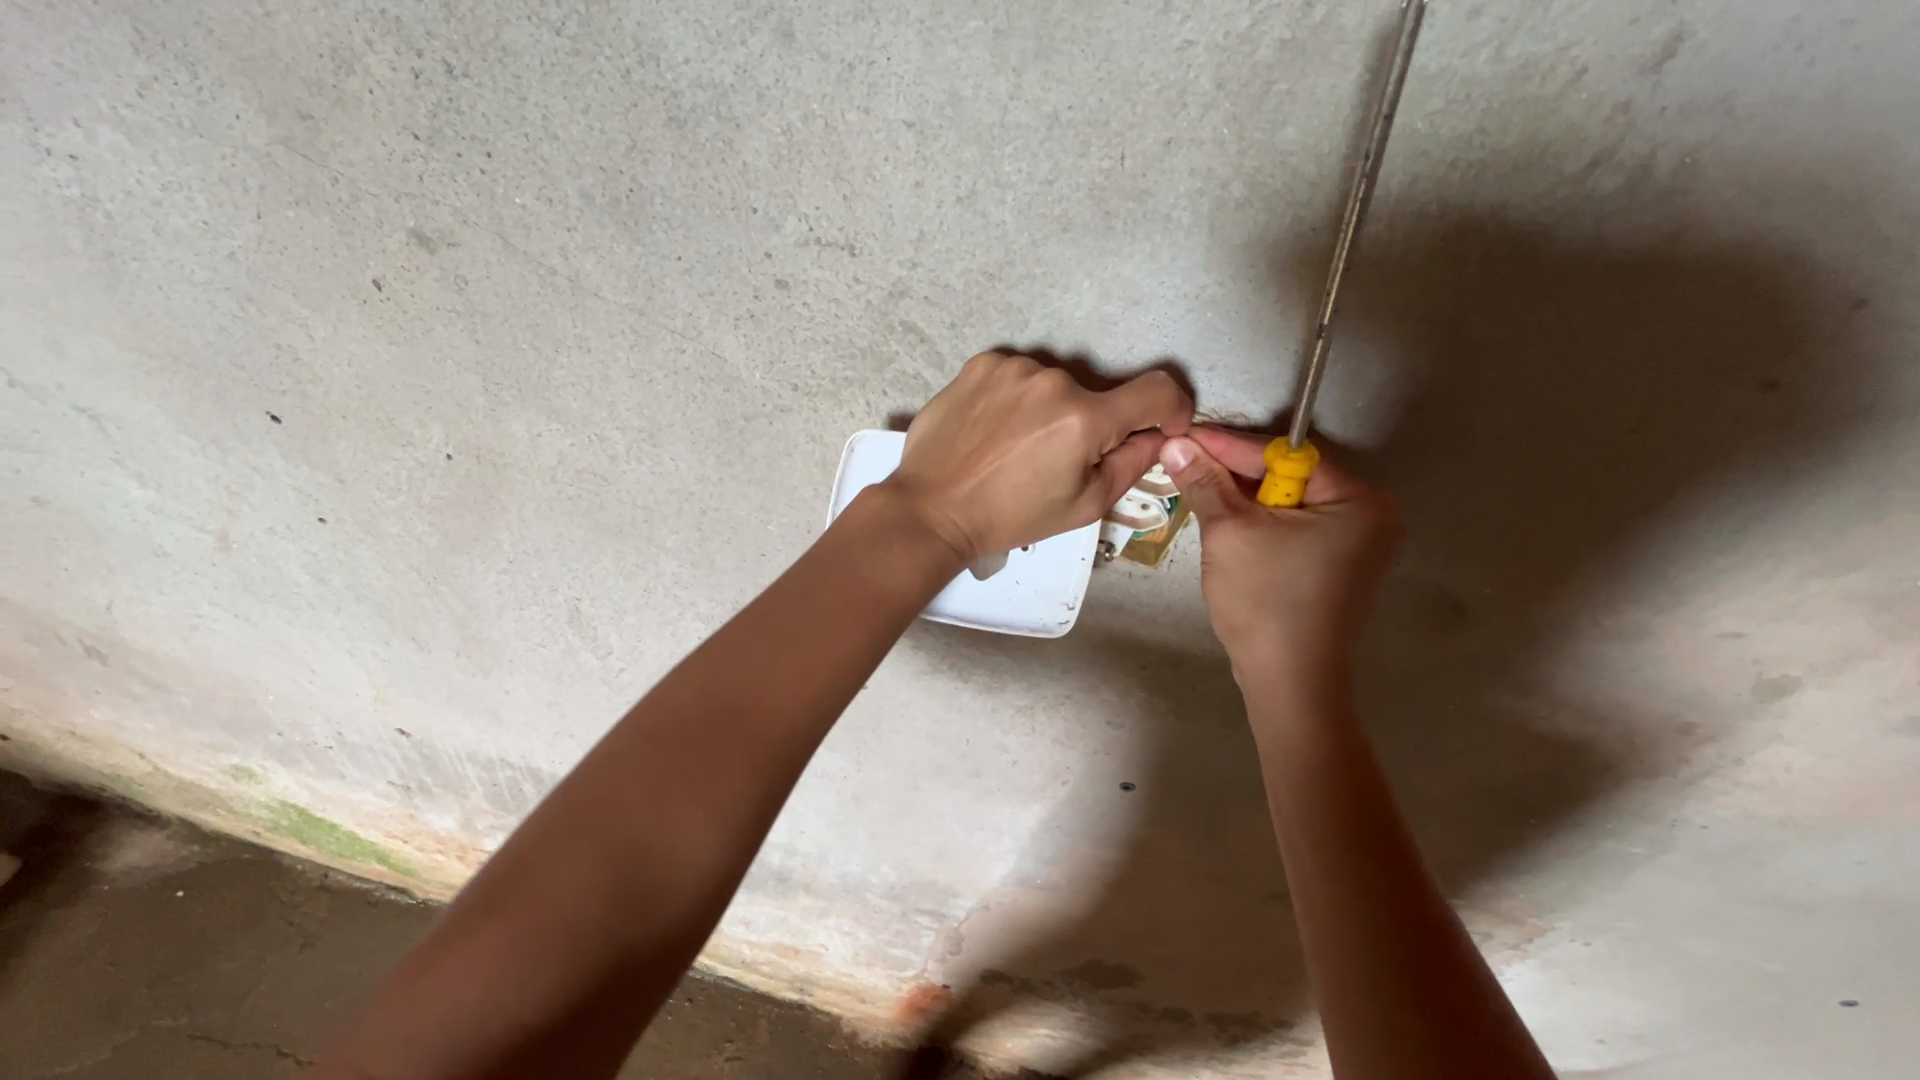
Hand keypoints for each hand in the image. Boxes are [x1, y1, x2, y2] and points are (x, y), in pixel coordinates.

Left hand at [886, 352, 1192, 560]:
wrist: (933, 508)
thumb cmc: (1010, 516)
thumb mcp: (1083, 506)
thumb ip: (1131, 464)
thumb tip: (1159, 435)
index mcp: (1084, 419)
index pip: (1157, 390)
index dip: (1171, 408)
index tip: (1160, 426)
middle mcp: (1053, 381)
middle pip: (1097, 393)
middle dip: (1091, 421)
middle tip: (1056, 458)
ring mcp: (1013, 367)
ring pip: (1055, 383)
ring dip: (1049, 407)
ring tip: (1016, 445)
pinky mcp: (981, 363)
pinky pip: (1018, 374)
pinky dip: (1017, 397)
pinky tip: (994, 428)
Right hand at [1158, 427, 1400, 695]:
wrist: (1287, 680)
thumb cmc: (1266, 600)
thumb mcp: (1230, 532)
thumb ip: (1205, 483)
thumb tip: (1175, 445)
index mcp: (1359, 500)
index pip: (1285, 455)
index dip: (1229, 446)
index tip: (1185, 437)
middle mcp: (1369, 518)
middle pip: (1287, 479)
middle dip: (1233, 473)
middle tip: (1186, 462)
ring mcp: (1355, 548)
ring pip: (1286, 507)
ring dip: (1240, 500)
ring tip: (1194, 486)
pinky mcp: (1334, 570)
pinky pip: (1292, 531)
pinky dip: (1257, 525)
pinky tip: (1222, 520)